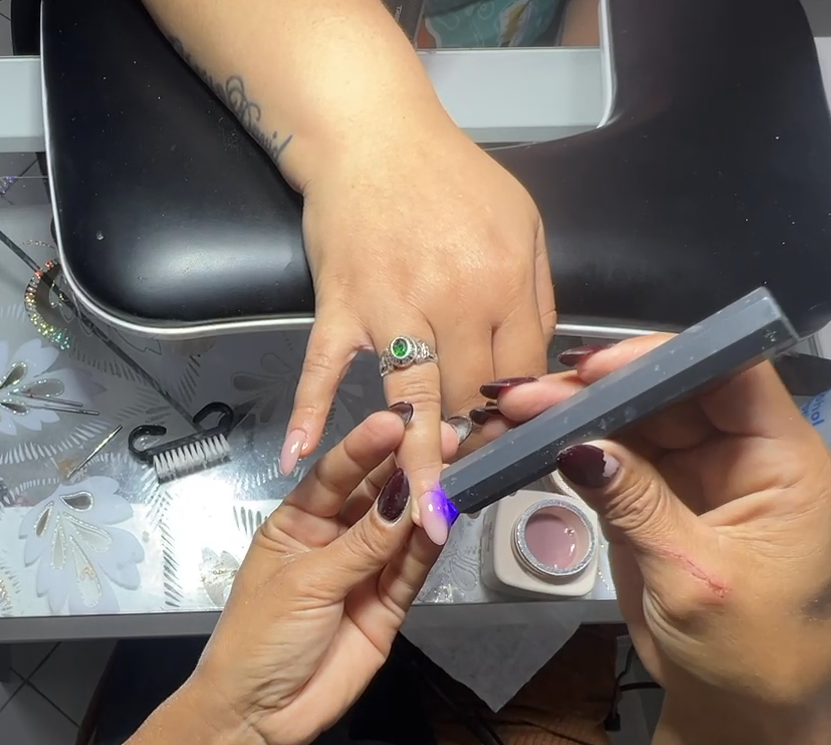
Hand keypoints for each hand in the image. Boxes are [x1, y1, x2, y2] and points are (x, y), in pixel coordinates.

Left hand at [189, 408, 440, 744]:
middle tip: (444, 437)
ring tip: (457, 468)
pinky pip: (412, 568)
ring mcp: (362, 572)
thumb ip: (362, 544)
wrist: (260, 714)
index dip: (364, 448)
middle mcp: (331, 539)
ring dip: (425, 502)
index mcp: (295, 523)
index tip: (397, 421)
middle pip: (374, 496)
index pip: (334, 475)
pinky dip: (429, 545)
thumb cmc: (261, 636)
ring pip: (399, 529)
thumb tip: (409, 495)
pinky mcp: (388, 605)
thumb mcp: (306, 583)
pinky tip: (448, 515)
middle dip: (405, 468)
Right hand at [284, 125, 553, 547]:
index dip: (516, 420)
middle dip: (472, 450)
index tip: (508, 457)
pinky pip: (322, 370)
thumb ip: (536, 301)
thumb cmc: (454, 182)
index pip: (520, 375)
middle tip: (470, 494)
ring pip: (410, 400)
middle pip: (469, 398)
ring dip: (416, 463)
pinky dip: (307, 413)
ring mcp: (388, 310)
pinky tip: (294, 457)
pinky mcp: (338, 312)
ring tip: (419, 520)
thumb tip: (532, 374)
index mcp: (505, 282)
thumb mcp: (523, 227)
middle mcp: (451, 301)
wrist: (373, 138)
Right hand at [493, 339, 830, 711]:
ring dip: (567, 416)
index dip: (662, 361)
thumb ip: (638, 505)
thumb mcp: (696, 574)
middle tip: (521, 397)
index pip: (728, 378)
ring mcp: (686, 476)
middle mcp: (734, 454)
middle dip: (594, 390)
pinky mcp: (648, 501)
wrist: (733, 706)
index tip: (590, 369)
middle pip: (664, 395)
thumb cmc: (747, 647)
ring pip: (626, 424)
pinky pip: (605, 462)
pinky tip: (522, 443)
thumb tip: (575, 446)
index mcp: (779, 461)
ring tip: (507, 415)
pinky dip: (563, 450)